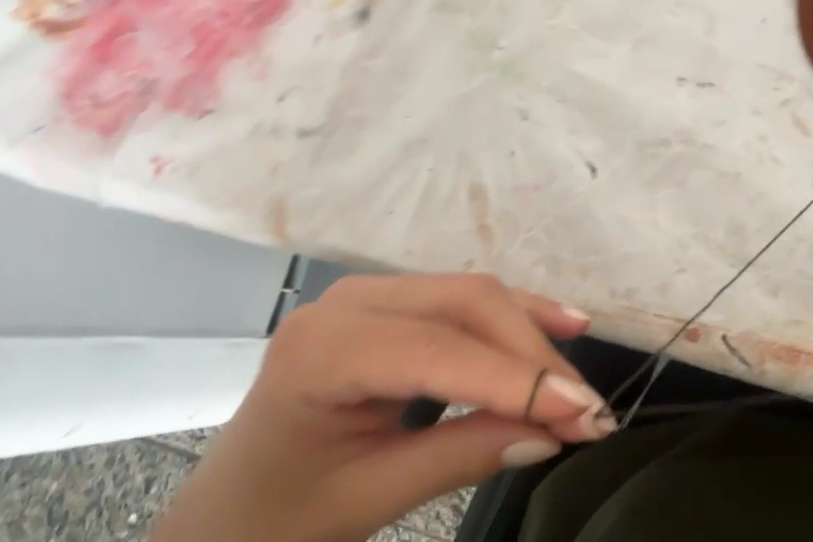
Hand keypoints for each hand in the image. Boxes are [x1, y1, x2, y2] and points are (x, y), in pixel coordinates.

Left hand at [150, 274, 615, 541]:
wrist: (222, 517)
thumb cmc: (278, 518)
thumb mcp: (370, 497)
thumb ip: (464, 456)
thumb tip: (555, 432)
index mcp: (325, 348)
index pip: (442, 350)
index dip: (519, 379)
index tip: (585, 416)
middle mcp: (350, 301)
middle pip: (467, 305)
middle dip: (534, 357)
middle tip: (590, 413)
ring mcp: (370, 294)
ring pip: (473, 296)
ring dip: (532, 336)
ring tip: (580, 384)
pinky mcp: (390, 304)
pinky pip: (462, 302)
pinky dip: (513, 318)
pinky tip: (561, 324)